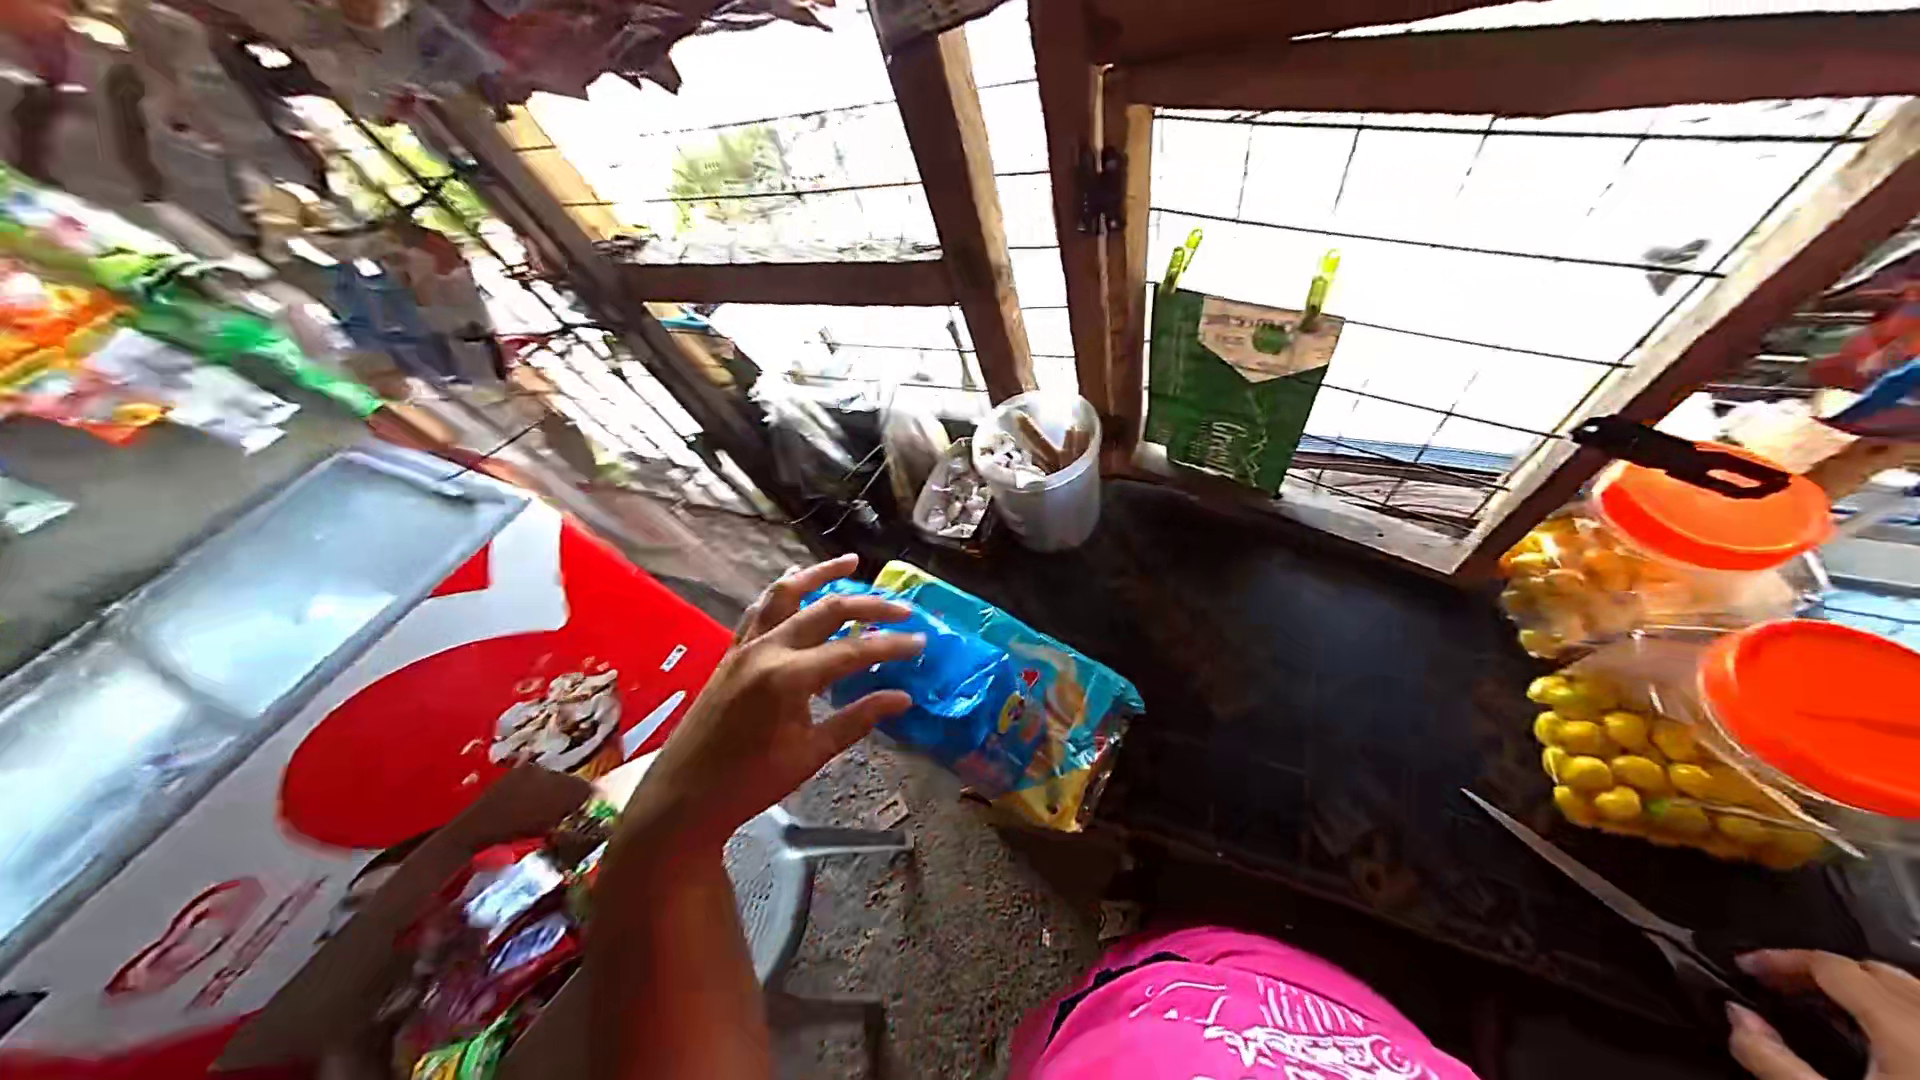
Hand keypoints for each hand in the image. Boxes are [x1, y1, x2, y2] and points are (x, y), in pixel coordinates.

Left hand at [619, 555, 923, 852]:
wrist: (683, 798)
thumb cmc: (749, 783)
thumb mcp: (812, 754)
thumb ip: (858, 719)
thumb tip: (902, 697)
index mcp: (788, 677)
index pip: (853, 650)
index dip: (891, 645)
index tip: (921, 642)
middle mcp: (767, 649)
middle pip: (827, 610)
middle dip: (869, 606)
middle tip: (903, 609)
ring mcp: (745, 646)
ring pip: (787, 594)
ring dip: (820, 575)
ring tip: (850, 563)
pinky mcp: (732, 652)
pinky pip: (760, 609)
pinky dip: (783, 591)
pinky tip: (795, 583)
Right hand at [1730, 950, 1919, 1079]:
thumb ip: (1772, 1060)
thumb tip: (1738, 1016)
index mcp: (1908, 1032)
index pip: (1829, 965)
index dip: (1778, 958)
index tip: (1749, 969)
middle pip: (1879, 972)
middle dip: (1823, 973)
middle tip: (1785, 988)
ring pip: (1919, 995)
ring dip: (1868, 993)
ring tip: (1834, 1011)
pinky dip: (1907, 1017)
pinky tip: (1892, 1045)